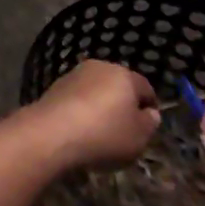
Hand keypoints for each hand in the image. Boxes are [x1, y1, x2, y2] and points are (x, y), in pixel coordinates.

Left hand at [29, 60, 159, 168]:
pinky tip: (79, 129)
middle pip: (119, 84)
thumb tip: (151, 113)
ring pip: (97, 89)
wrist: (52, 133)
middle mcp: (103, 67)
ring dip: (100, 104)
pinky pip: (78, 97)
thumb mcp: (137, 138)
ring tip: (99, 130)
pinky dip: (82, 109)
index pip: (145, 87)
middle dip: (123, 102)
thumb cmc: (104, 135)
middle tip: (123, 127)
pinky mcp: (57, 85)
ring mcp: (77, 74)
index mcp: (126, 76)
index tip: (149, 122)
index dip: (150, 104)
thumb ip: (149, 124)